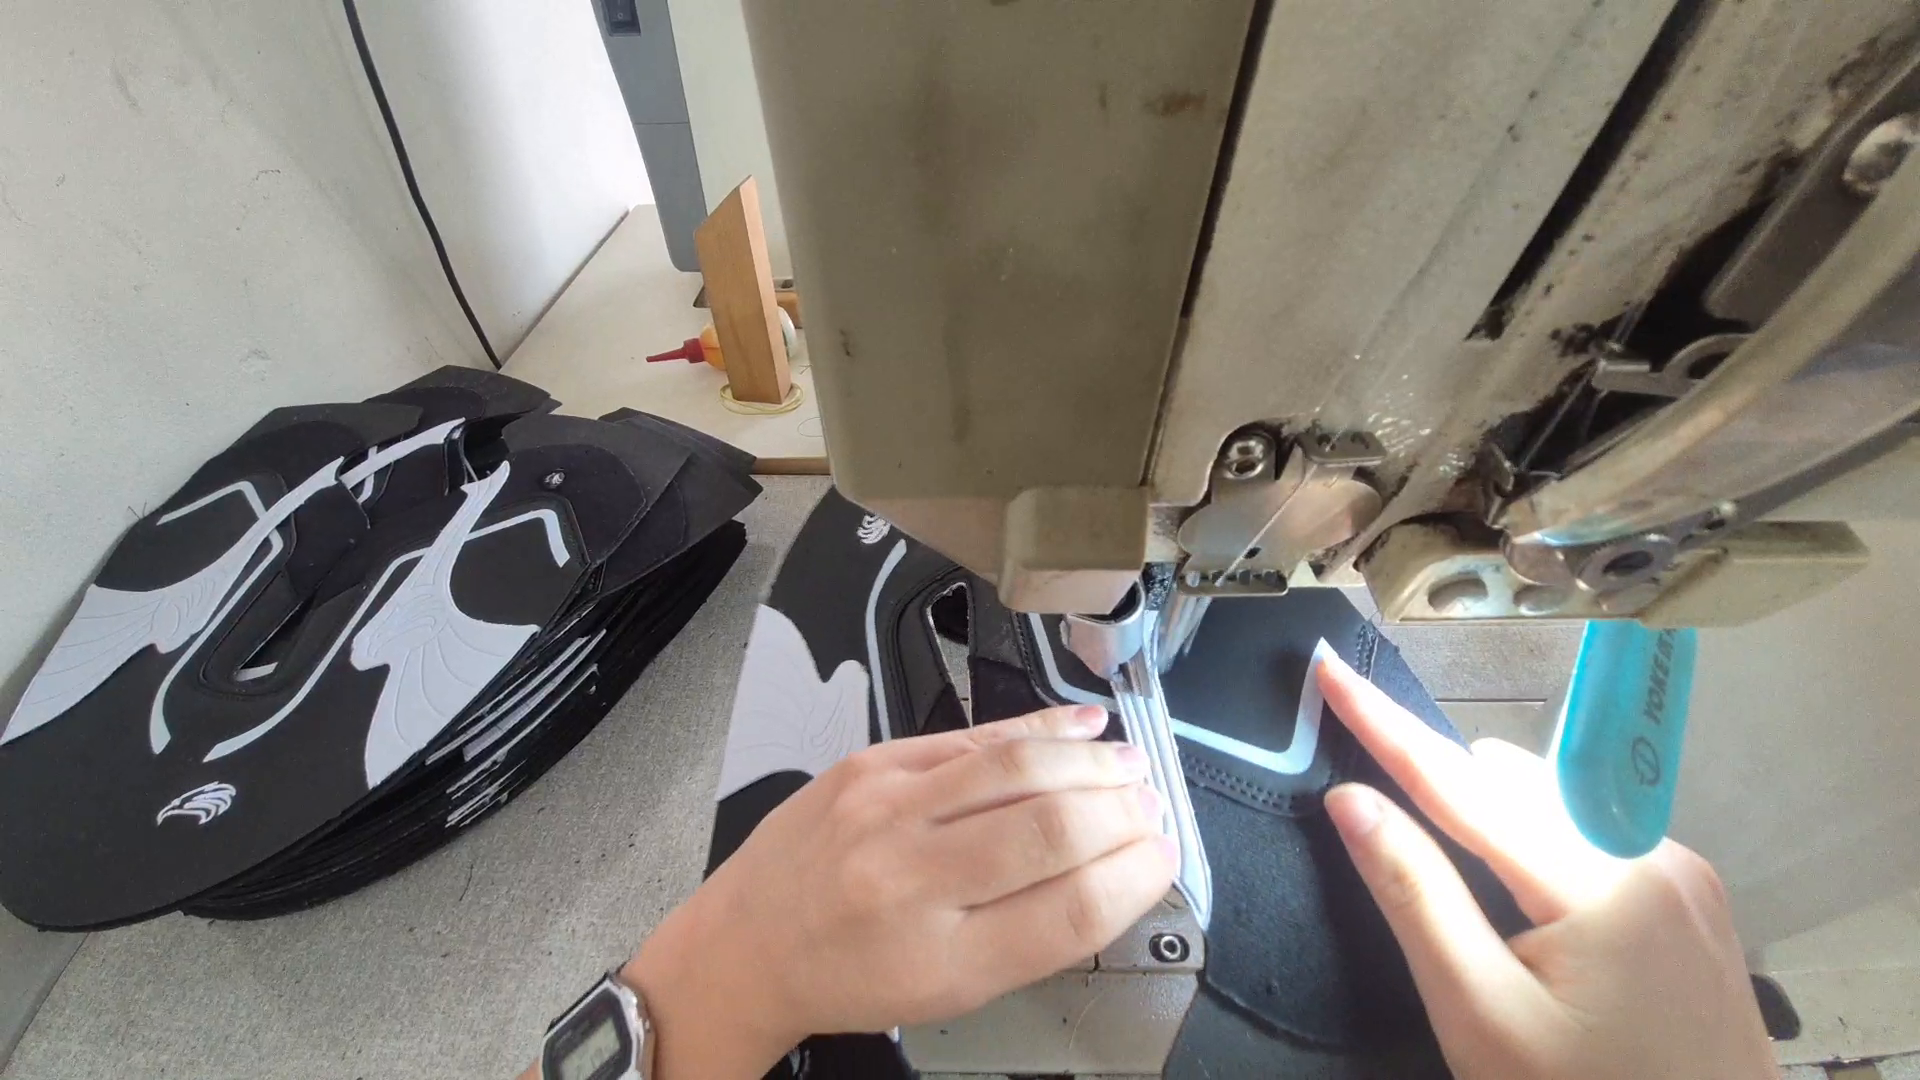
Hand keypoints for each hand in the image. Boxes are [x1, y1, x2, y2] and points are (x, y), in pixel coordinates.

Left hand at [623, 704, 1176, 1078]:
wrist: (748, 940)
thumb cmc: (849, 975)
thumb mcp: (947, 989)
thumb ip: (1031, 930)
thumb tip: (1109, 868)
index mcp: (944, 960)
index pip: (1071, 912)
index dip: (1134, 878)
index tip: (1163, 857)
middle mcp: (914, 878)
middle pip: (1052, 829)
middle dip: (1122, 813)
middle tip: (1154, 805)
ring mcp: (888, 807)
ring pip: (1017, 767)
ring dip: (1089, 762)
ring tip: (1130, 763)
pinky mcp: (872, 761)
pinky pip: (973, 735)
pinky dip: (1038, 726)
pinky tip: (1079, 725)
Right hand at [1317, 655, 1777, 1079]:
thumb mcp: (1479, 1012)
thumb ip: (1413, 892)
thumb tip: (1349, 798)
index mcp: (1598, 882)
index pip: (1454, 777)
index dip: (1380, 719)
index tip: (1328, 666)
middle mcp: (1649, 855)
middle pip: (1501, 779)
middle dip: (1432, 774)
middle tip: (1384, 812)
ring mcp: (1678, 873)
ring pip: (1541, 796)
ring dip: (1479, 805)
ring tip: (1455, 868)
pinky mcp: (1689, 897)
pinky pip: (1580, 825)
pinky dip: (1524, 830)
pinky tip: (1520, 886)